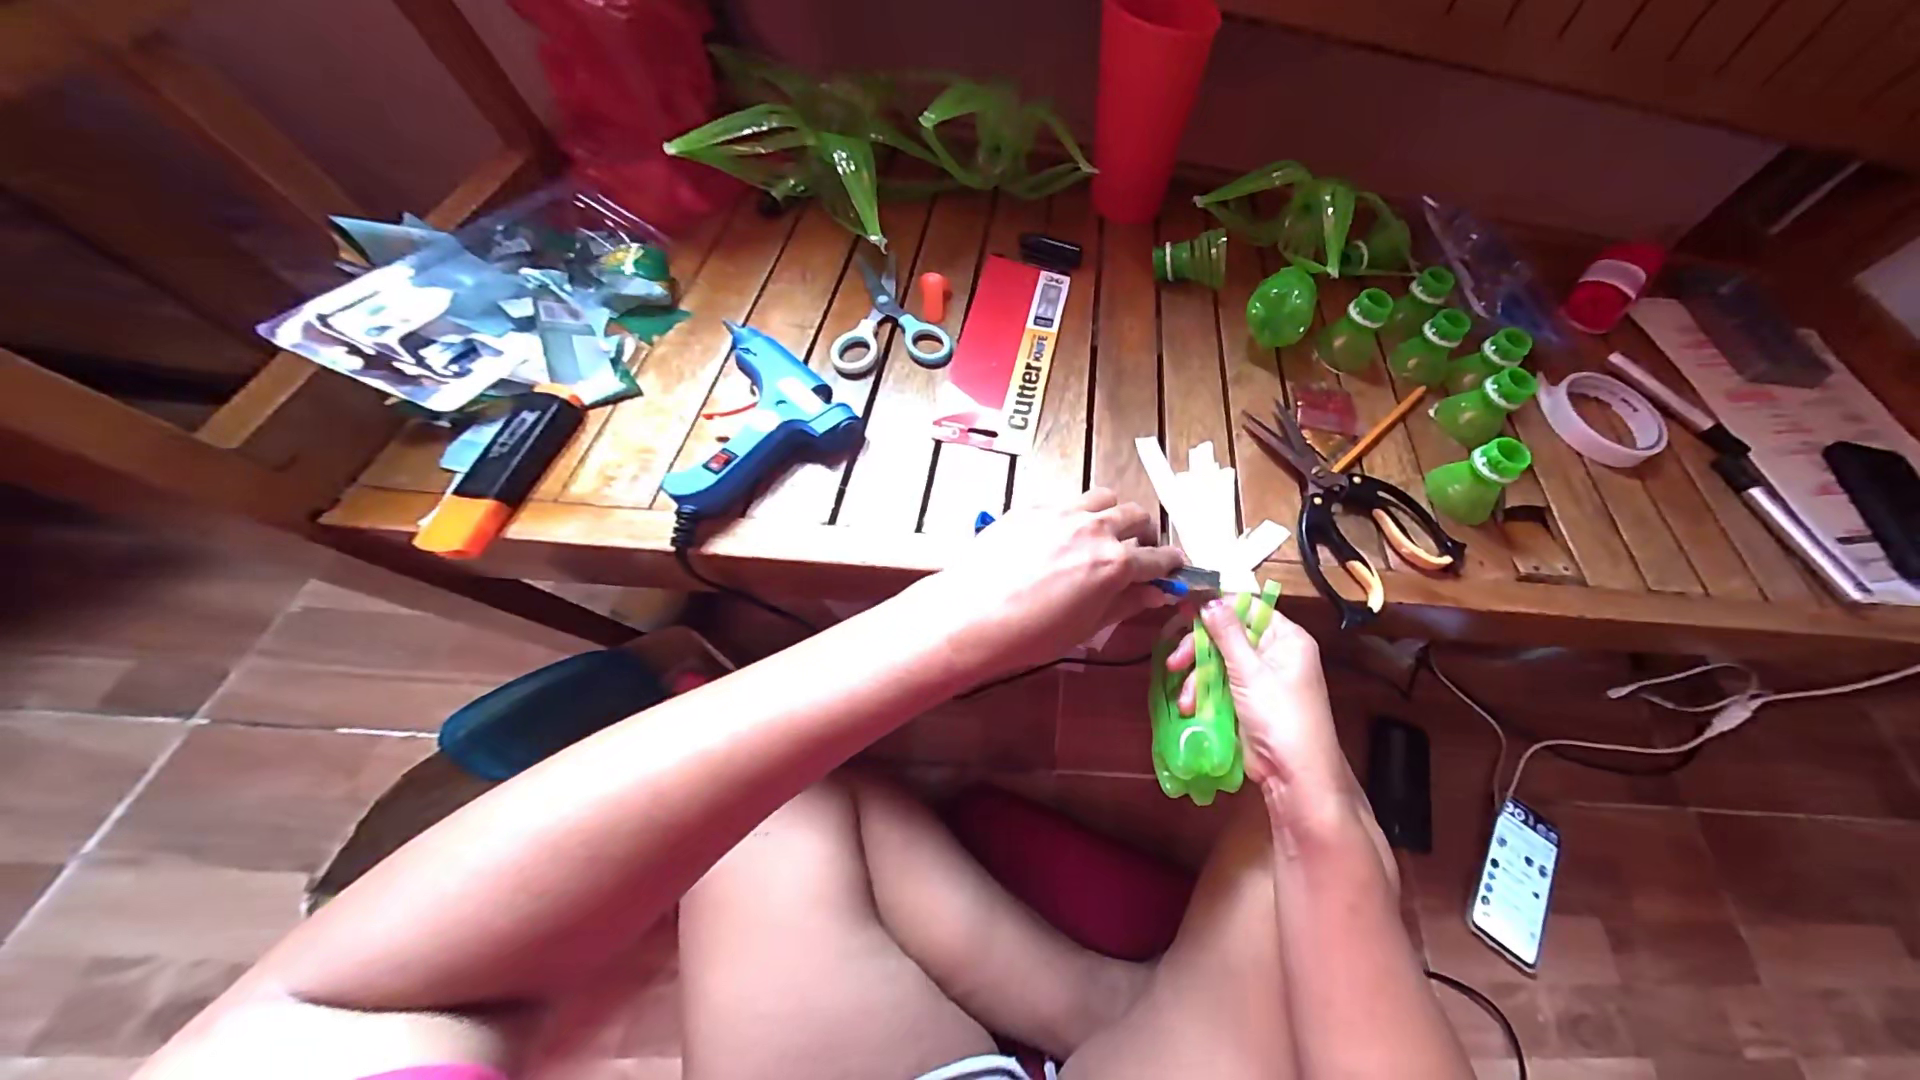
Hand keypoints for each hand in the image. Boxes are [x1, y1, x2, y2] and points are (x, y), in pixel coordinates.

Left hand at [912, 490, 1183, 676]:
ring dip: (1111, 514)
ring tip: (1100, 534)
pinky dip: (1073, 515)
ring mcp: (1061, 512)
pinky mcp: (1031, 507)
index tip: (1173, 567)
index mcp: (1116, 563)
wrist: (971, 614)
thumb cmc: (1032, 633)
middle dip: (1144, 533)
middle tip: (1135, 551)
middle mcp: (1095, 528)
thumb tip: (1157, 593)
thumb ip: (1127, 603)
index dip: (1171, 564)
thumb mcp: (1087, 626)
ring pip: (1103, 498)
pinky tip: (1057, 537)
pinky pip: (1065, 502)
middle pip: (1136, 515)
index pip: (1159, 557)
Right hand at [1167, 600, 1387, 874]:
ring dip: (1196, 676)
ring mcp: (1258, 677)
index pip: (1248, 607)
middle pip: (1226, 635)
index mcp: (1286, 638)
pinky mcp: (1244, 699)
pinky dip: (1201, 692)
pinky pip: (1217, 683)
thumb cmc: (1280, 716)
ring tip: (1184, 697)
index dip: (1216, 607)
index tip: (1184, 610)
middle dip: (1198, 648)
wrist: (1295, 775)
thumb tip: (1208, 598)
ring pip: (1216, 661)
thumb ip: (1227, 633)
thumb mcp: (1251, 672)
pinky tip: (1189, 706)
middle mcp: (1273, 653)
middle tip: (1174, 660)